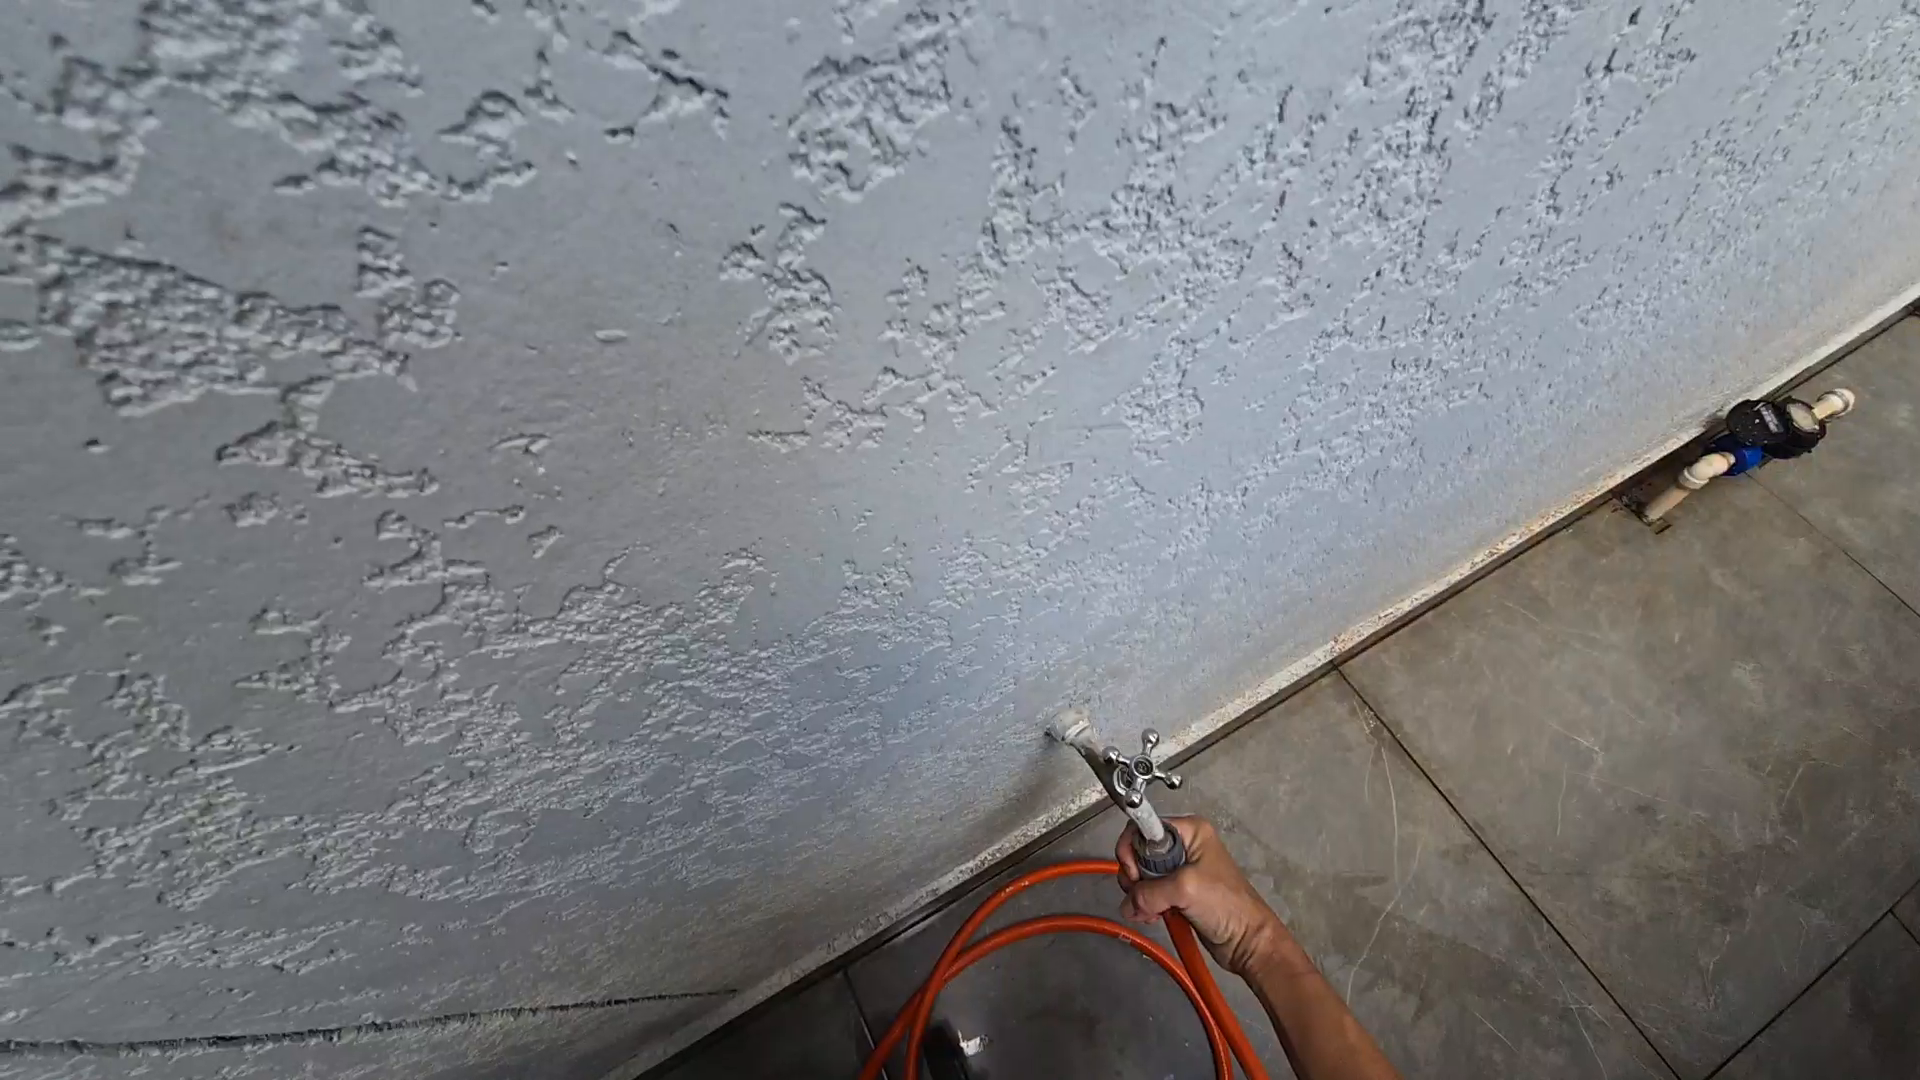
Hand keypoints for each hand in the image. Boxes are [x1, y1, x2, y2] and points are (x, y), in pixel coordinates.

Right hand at [1115, 816, 1288, 976]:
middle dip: (1135, 876)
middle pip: (1139, 851)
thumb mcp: (1185, 889)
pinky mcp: (1177, 891)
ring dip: (1140, 895)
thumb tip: (1127, 905)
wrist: (1248, 943)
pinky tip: (1153, 916)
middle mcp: (1183, 845)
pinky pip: (1149, 892)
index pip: (1145, 826)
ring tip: (1149, 911)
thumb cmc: (1227, 906)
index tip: (1133, 872)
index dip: (1133, 847)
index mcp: (1190, 831)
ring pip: (1141, 874)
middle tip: (1141, 896)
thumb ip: (1150, 892)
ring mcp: (1179, 869)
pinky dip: (1146, 904)